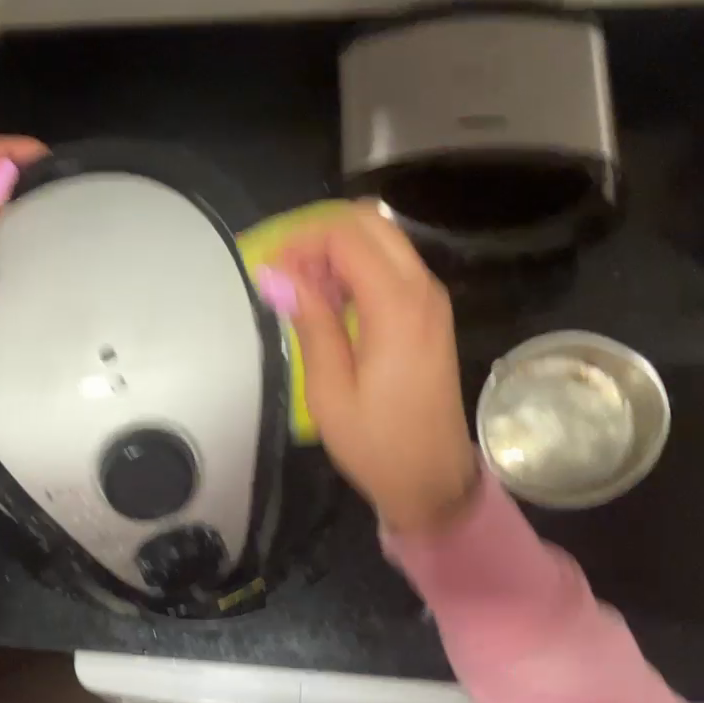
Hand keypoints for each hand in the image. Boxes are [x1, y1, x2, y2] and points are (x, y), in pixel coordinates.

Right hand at [272, 204, 480, 534]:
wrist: (433, 480)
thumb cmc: (376, 443)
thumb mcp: (329, 390)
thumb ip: (309, 321)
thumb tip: (277, 273)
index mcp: (397, 307)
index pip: (346, 236)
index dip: (302, 242)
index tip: (271, 272)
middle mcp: (422, 289)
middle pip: (370, 222)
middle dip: (320, 236)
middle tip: (286, 275)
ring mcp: (431, 299)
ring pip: (382, 240)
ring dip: (339, 251)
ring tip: (303, 293)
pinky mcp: (430, 313)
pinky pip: (392, 266)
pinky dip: (358, 269)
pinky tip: (332, 304)